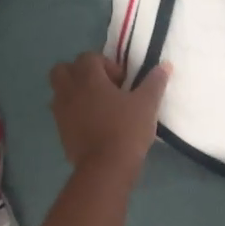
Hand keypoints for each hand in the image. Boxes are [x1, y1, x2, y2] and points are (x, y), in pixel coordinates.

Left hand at [49, 54, 170, 173]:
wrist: (106, 167)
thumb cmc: (127, 130)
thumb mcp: (147, 105)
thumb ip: (154, 83)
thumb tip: (164, 66)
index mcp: (88, 78)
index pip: (89, 57)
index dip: (107, 65)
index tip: (123, 82)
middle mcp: (69, 90)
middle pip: (63, 70)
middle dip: (80, 73)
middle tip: (102, 88)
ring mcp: (61, 112)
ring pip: (60, 92)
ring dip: (75, 93)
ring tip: (98, 107)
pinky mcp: (60, 132)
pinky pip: (63, 113)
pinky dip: (74, 113)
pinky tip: (94, 126)